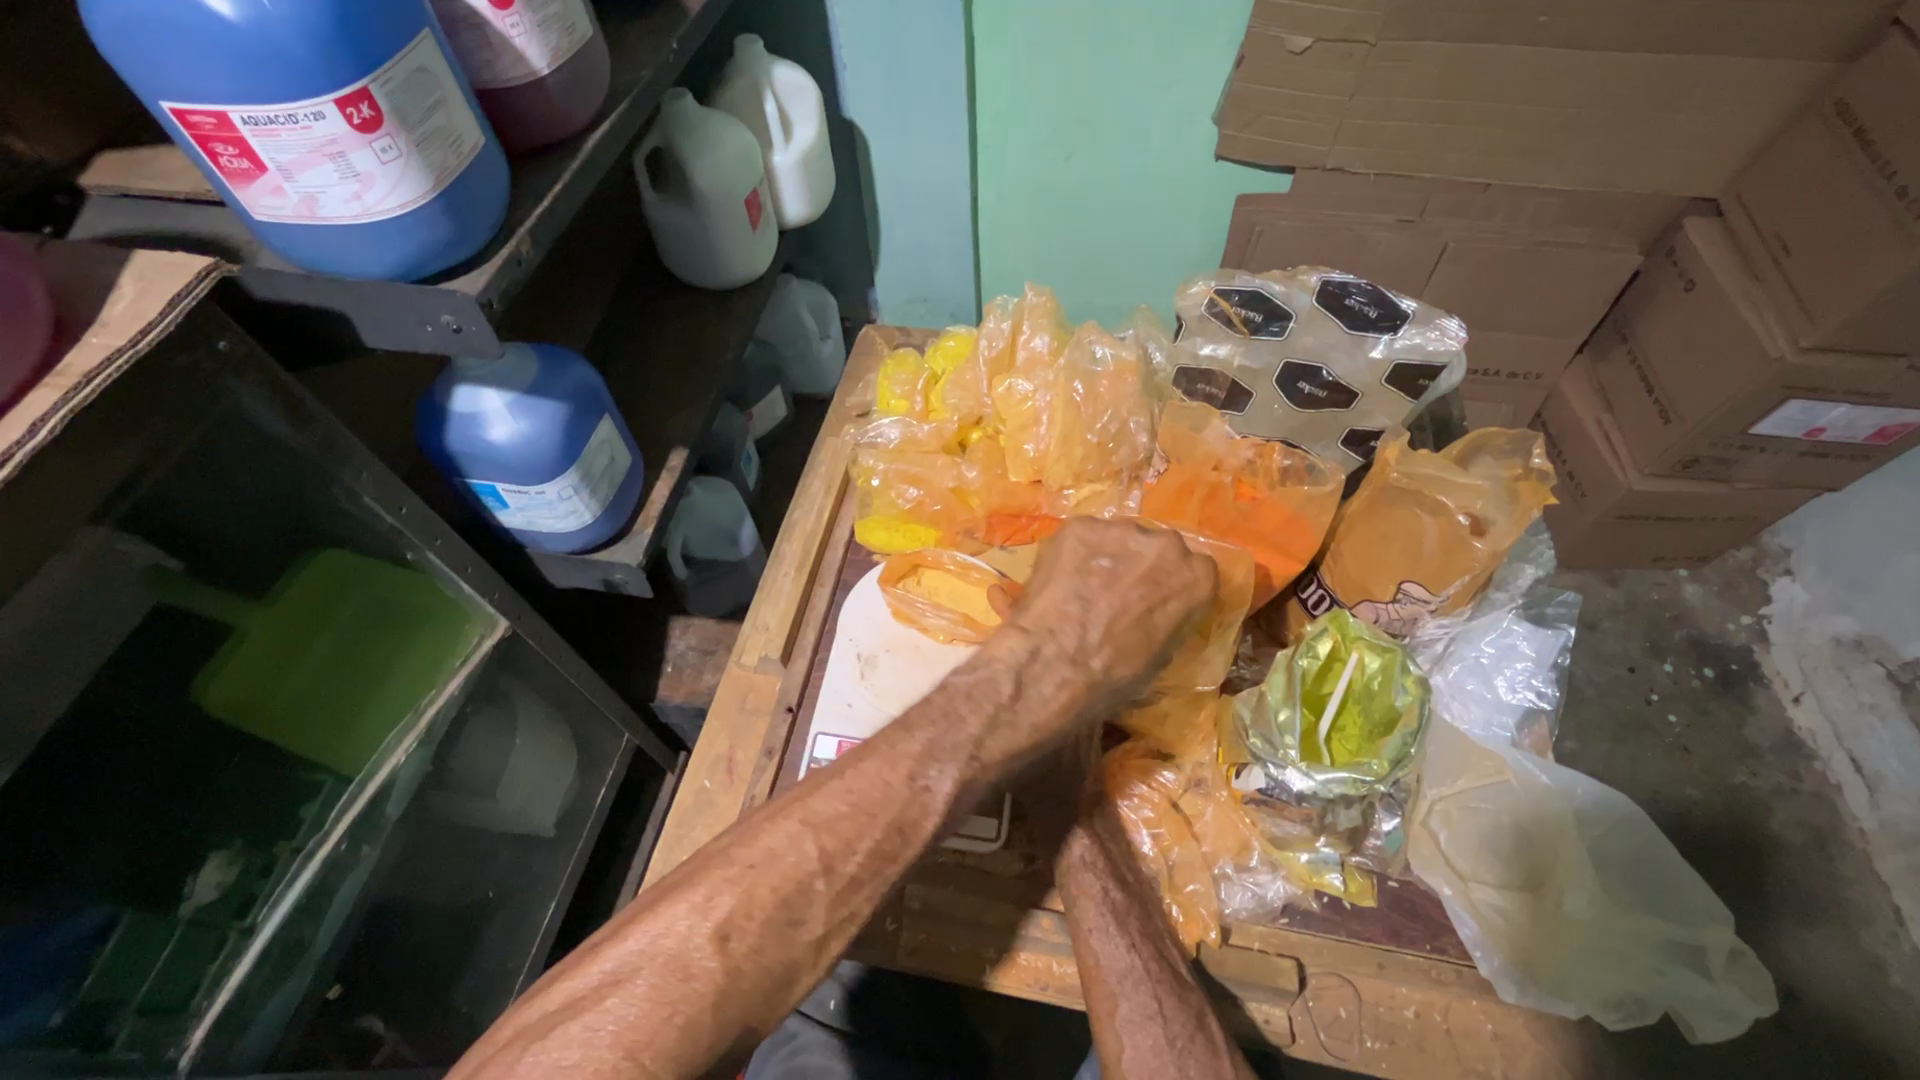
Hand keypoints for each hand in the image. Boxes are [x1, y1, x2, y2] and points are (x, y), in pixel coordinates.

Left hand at [1002, 519, 1216, 717]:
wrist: (1058, 661)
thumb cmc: (1116, 673)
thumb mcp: (1162, 655)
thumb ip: (1169, 619)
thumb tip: (1156, 615)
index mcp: (1196, 577)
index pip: (1195, 570)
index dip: (1172, 585)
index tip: (1156, 600)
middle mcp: (1167, 544)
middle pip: (1157, 548)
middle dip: (1141, 566)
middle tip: (1117, 593)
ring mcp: (1122, 530)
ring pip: (1117, 539)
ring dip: (1107, 558)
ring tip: (1083, 588)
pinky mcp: (1080, 526)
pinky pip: (1082, 537)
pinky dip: (1073, 555)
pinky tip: (1060, 580)